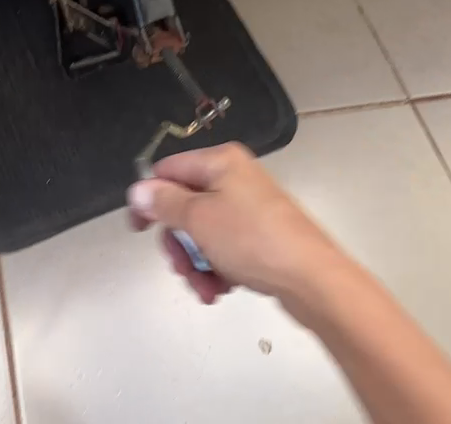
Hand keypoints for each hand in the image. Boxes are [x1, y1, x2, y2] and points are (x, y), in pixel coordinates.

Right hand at [127, 141, 354, 308]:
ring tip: (204, 286)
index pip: (169, 170)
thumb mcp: (199, 219)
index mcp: (220, 161)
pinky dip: (217, 268)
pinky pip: (225, 247)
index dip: (150, 199)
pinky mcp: (261, 236)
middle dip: (178, 242)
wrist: (312, 280)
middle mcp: (235, 178)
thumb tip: (138, 189)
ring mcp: (250, 208)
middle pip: (185, 205)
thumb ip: (164, 203)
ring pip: (203, 232)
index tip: (139, 230)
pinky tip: (220, 289)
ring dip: (196, 262)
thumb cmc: (253, 240)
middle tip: (181, 266)